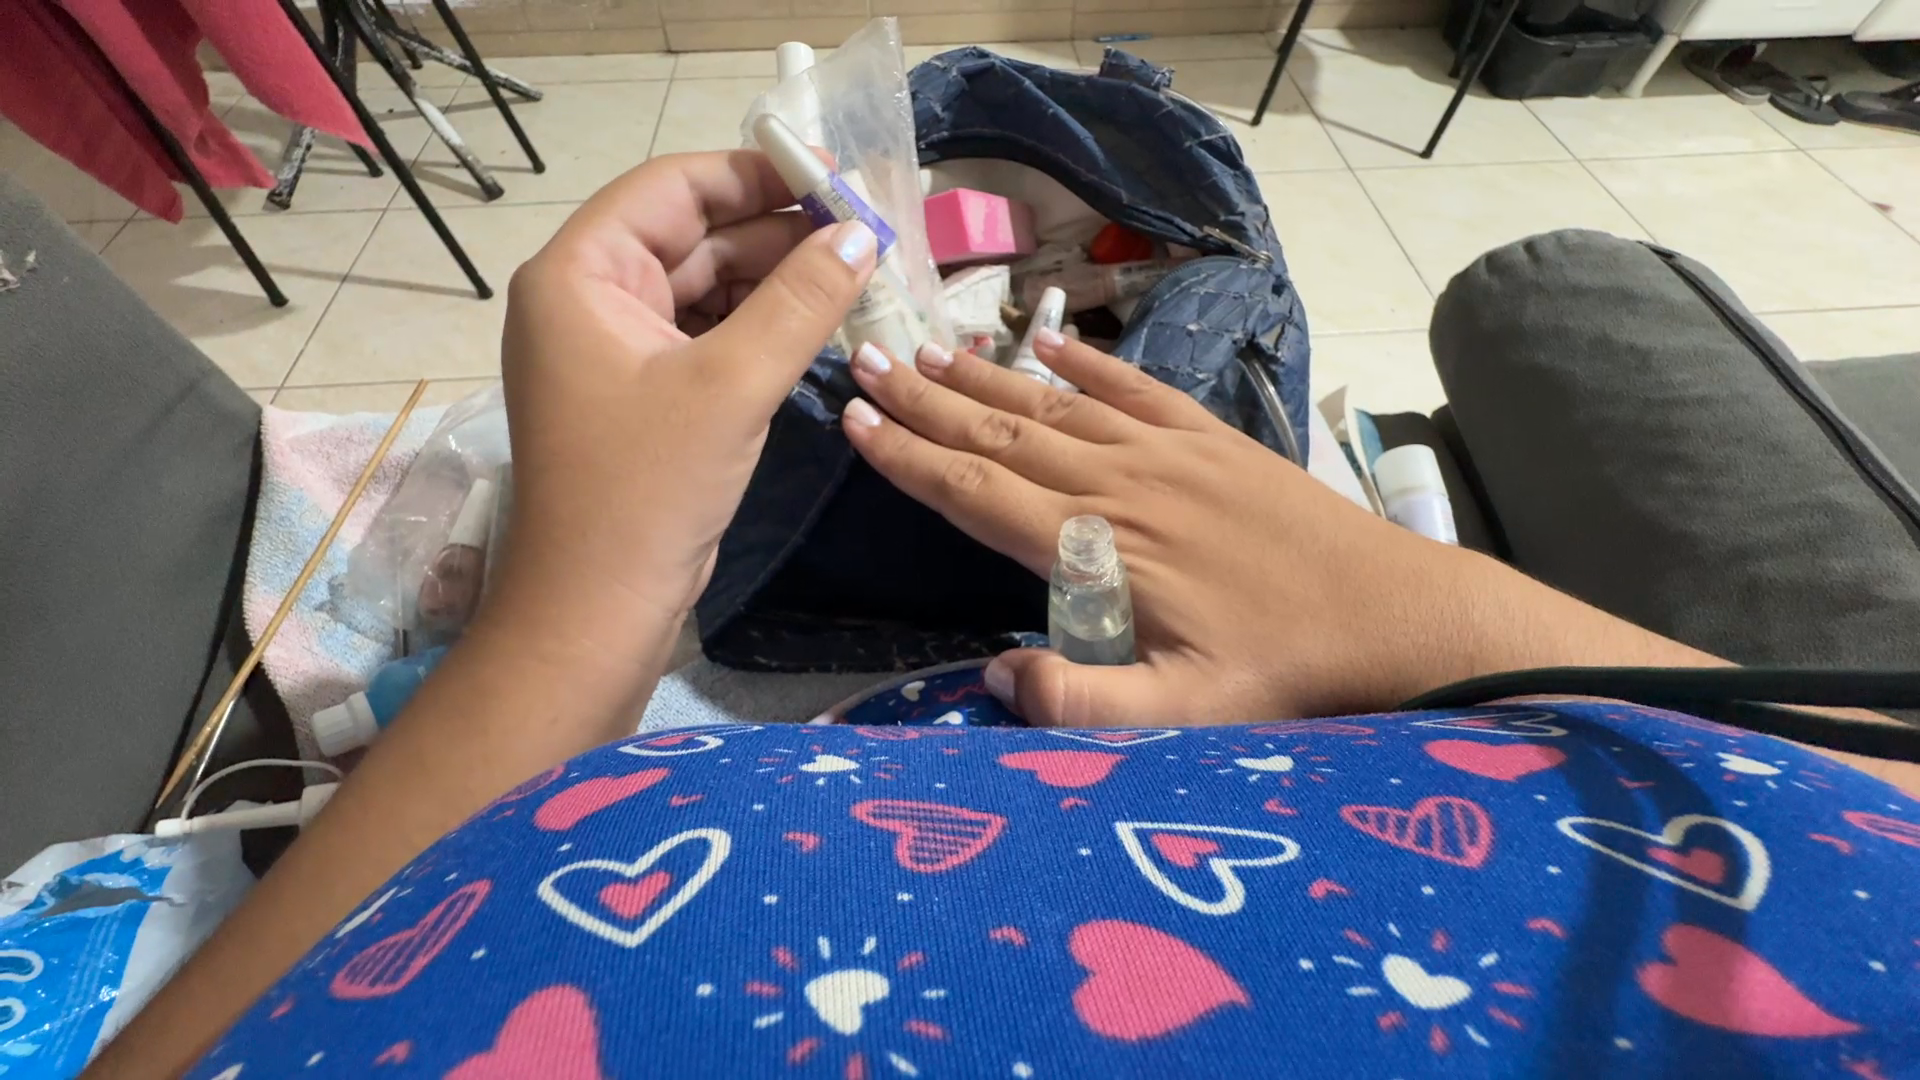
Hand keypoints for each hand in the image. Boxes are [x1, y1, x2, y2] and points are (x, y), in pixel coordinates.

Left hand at [492, 150, 876, 666]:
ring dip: (776, 285)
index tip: (834, 176)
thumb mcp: (732, 384)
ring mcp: (623, 352)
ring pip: (709, 292)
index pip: (674, 189)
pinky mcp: (652, 396)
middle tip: (862, 235)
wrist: (601, 605)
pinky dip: (761, 331)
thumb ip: (800, 303)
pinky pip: (712, 340)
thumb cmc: (650, 487)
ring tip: (852, 277)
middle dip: (777, 235)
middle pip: (695, 239)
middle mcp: (595, 301)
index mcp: (583, 274)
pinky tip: (816, 326)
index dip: (756, 174)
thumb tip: (861, 236)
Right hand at [837, 335, 1612, 725]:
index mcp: (1093, 546)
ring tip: (927, 349)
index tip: (856, 417)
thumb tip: (992, 674)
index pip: (975, 490)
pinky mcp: (1205, 437)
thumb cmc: (1279, 670)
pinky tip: (1041, 338)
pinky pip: (1129, 387)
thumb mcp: (1179, 716)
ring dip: (982, 376)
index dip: (907, 456)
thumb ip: (1078, 700)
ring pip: (1050, 403)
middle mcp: (1114, 481)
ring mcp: (1162, 449)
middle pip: (998, 431)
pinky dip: (1080, 361)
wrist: (1393, 616)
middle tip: (867, 356)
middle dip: (923, 398)